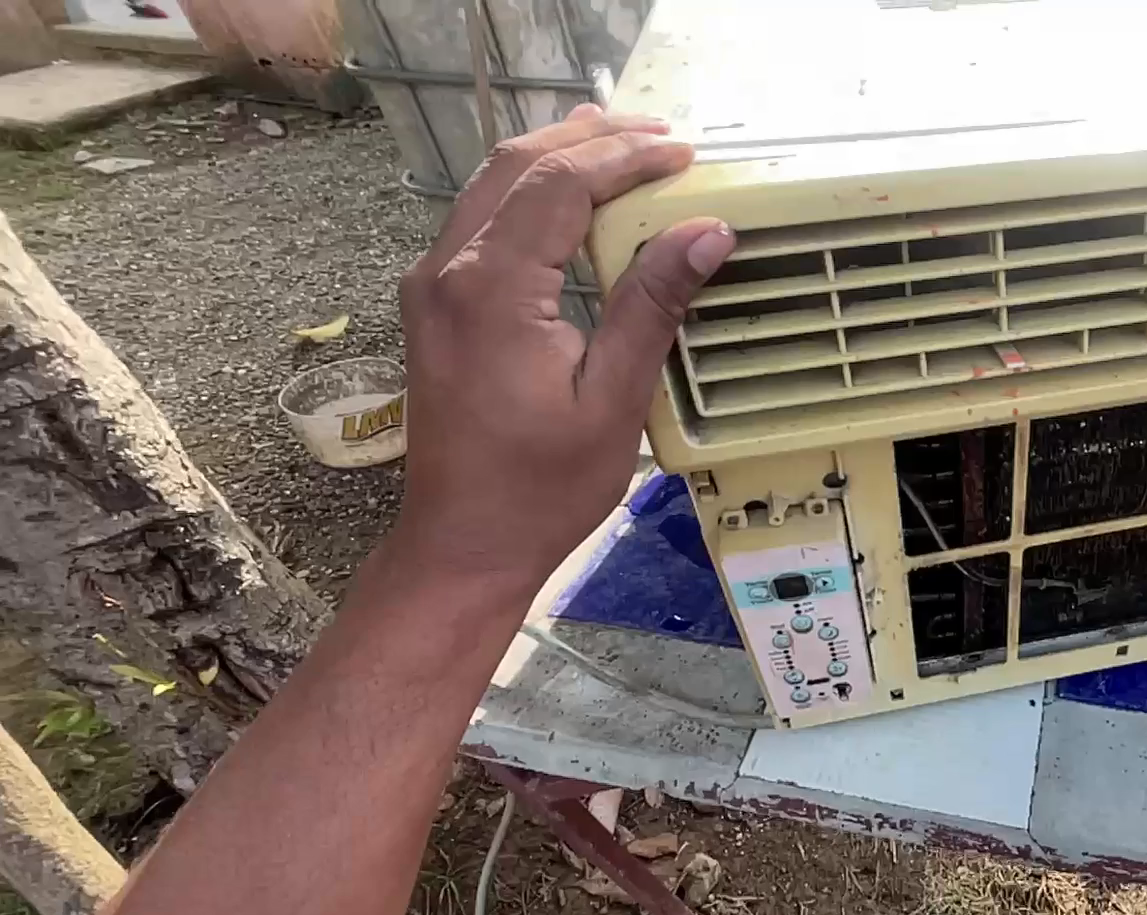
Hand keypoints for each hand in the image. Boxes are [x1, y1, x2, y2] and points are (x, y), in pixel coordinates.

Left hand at [391, 104, 733, 592]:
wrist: (466, 542)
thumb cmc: (547, 485)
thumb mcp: (614, 400)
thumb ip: (653, 308)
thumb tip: (707, 232)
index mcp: (493, 290)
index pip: (559, 187)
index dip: (624, 159)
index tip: (683, 152)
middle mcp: (447, 270)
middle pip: (516, 169)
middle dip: (588, 140)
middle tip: (656, 132)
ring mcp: (432, 287)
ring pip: (491, 189)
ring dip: (557, 159)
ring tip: (618, 145)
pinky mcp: (437, 308)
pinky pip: (483, 224)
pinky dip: (533, 197)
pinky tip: (569, 203)